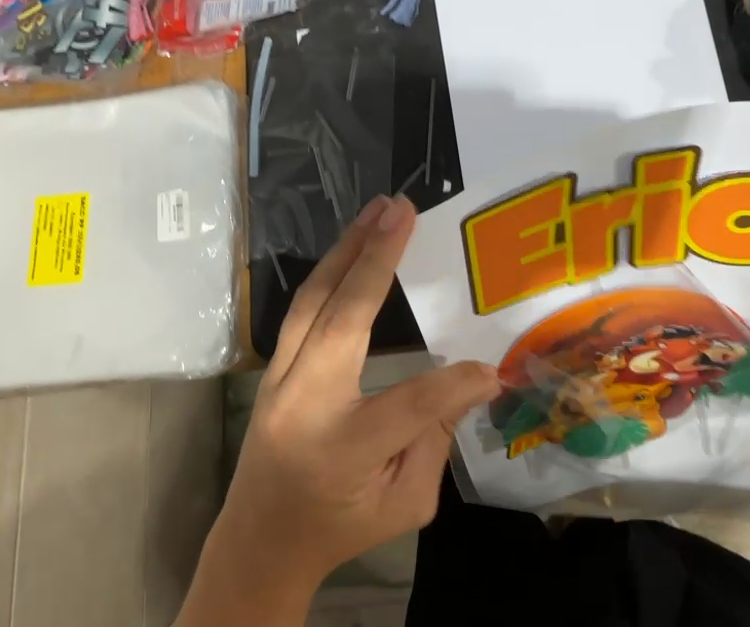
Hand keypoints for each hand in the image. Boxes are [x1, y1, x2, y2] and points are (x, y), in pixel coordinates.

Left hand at [199, 195, 500, 600]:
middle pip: (343, 317)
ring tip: (376, 211)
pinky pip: (301, 310)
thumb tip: (467, 381)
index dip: (456, 384)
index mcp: (344, 448)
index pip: (412, 402)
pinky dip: (327, 272)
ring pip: (312, 300)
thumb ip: (435, 441)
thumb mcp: (404, 504)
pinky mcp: (272, 368)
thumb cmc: (339, 526)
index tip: (490, 370)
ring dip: (346, 250)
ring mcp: (280, 379)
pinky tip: (349, 248)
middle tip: (402, 209)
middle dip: (374, 257)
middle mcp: (305, 401)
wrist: (259, 540)